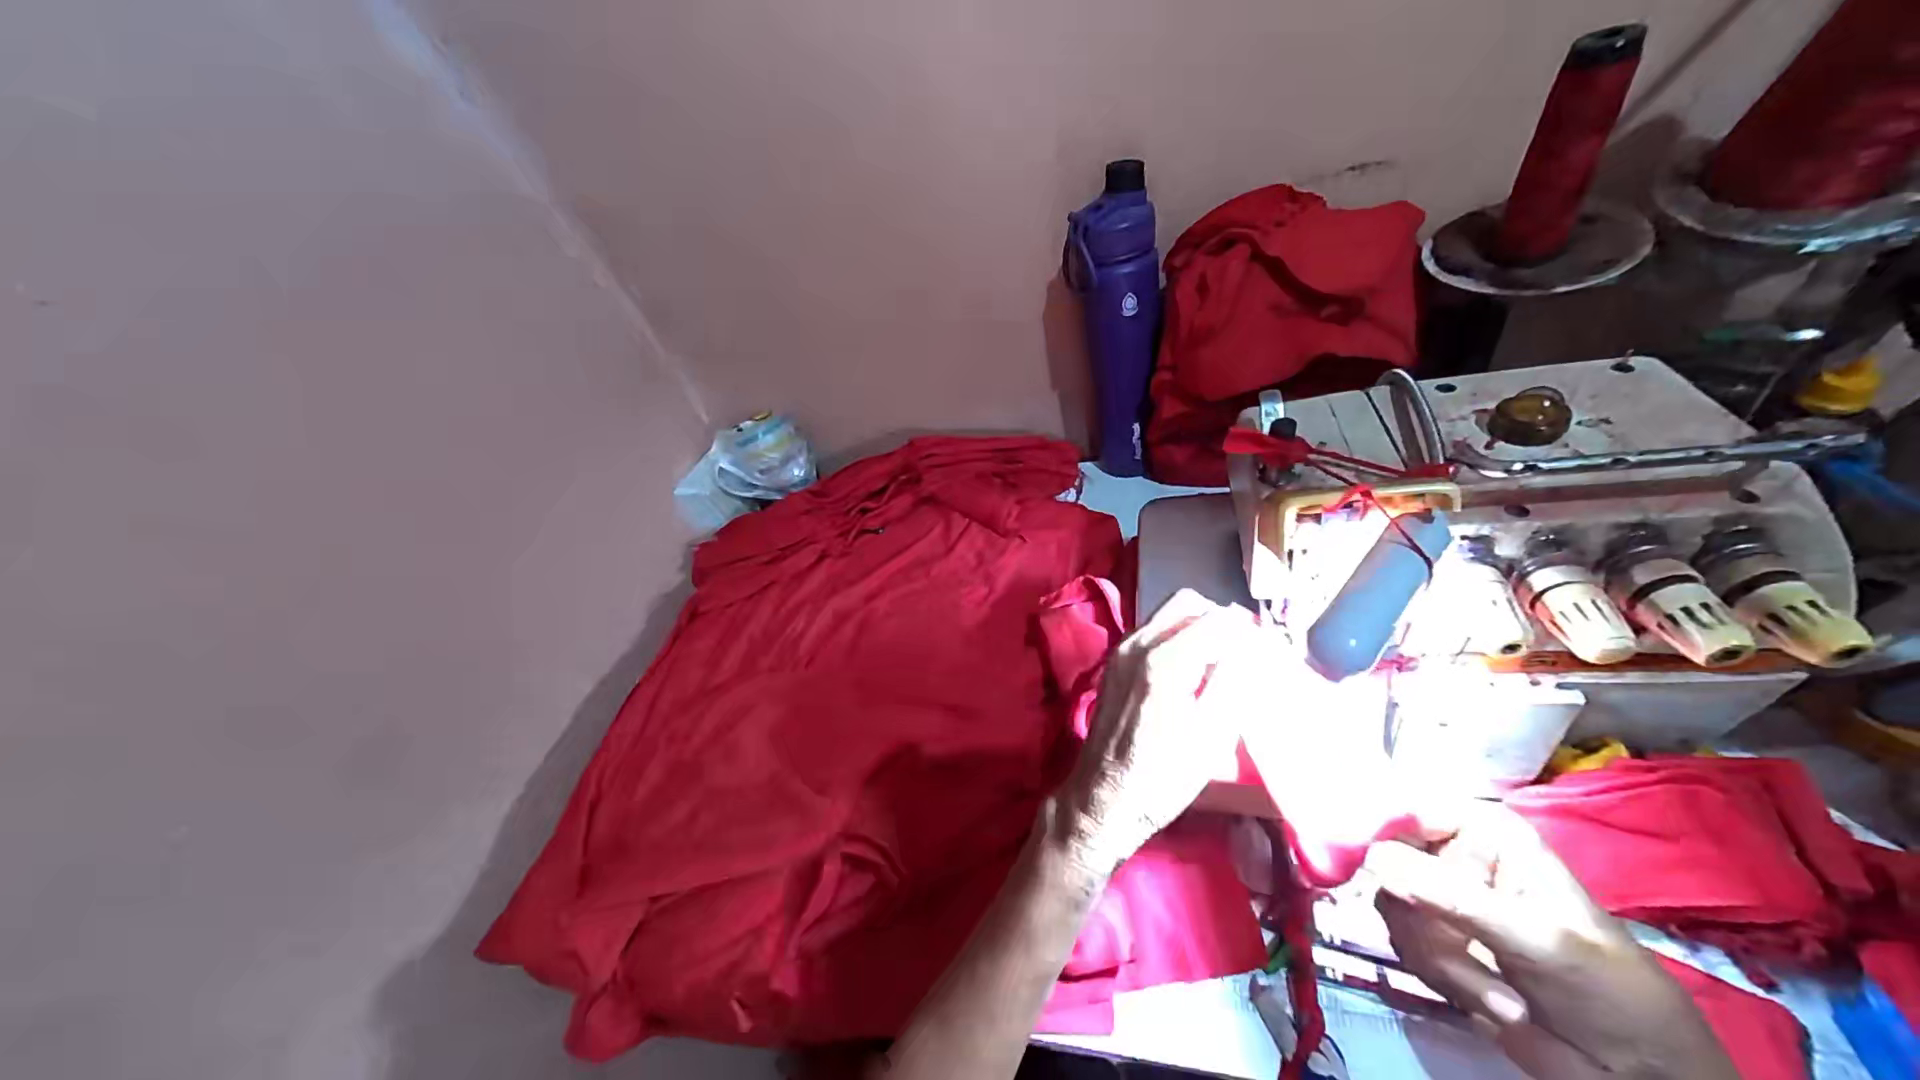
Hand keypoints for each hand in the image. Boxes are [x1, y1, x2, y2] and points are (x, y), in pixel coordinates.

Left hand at [1056, 589, 1251, 876]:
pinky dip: (1179, 634)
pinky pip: (1153, 629)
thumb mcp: (1211, 737)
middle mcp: (1137, 644)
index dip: (1251, 632)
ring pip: (1168, 612)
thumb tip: (1253, 649)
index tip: (1272, 650)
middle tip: (1248, 647)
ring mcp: (1121, 650)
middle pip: (1189, 603)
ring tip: (1226, 656)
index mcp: (1164, 661)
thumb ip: (1233, 683)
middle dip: (1223, 619)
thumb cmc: (1161, 778)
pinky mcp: (1115, 662)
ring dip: (1200, 624)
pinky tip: (1195, 666)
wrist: (1103, 797)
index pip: (1218, 621)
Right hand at [1365, 802, 1738, 1079]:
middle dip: (1417, 915)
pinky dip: (1444, 978)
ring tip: (1501, 996)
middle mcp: (1456, 854)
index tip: (1350, 861)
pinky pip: (1401, 942)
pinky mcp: (1435, 939)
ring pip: (1390, 906)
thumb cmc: (1609, 989)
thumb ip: (1452, 896)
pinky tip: (1496, 1003)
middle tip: (1454, 952)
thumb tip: (1373, 859)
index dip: (1373, 831)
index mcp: (1485, 831)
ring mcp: (1441, 897)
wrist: (1641, 1074)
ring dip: (1439, 956)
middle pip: (1384, 859)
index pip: (1406, 810)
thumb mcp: (1536, 937)